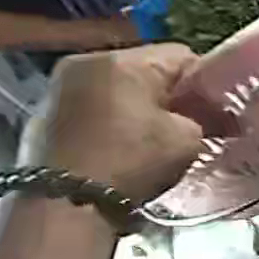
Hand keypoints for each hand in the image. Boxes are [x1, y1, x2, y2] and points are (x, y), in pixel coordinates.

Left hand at [20, 44, 202, 201]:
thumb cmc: (132, 162)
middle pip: (145, 69)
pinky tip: (118, 147)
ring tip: (149, 138)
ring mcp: (61, 84)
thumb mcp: (187, 141)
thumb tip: (206, 117)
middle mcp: (89, 59)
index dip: (204, 83)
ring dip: (136, 106)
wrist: (66, 202)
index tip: (212, 111)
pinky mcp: (45, 110)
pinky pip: (93, 105)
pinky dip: (110, 119)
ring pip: (116, 86)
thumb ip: (202, 119)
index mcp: (127, 61)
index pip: (182, 55)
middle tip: (184, 126)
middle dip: (167, 94)